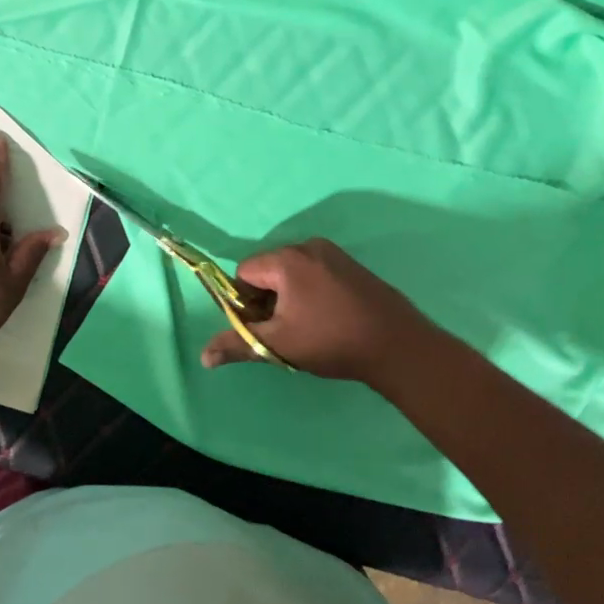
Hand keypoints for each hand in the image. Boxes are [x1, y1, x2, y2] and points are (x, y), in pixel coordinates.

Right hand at [200, 238, 433, 383]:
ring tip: (309, 326)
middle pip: (268, 270)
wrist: (400, 347)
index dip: (246, 302)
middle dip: (268, 299)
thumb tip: (203, 357)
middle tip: (287, 330)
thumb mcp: (279, 345)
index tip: (265, 326)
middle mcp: (308, 246)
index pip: (245, 272)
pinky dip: (311, 292)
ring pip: (292, 272)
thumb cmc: (332, 342)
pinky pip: (315, 272)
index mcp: (286, 260)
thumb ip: (238, 344)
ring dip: (290, 296)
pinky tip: (328, 318)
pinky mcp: (353, 265)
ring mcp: (334, 253)